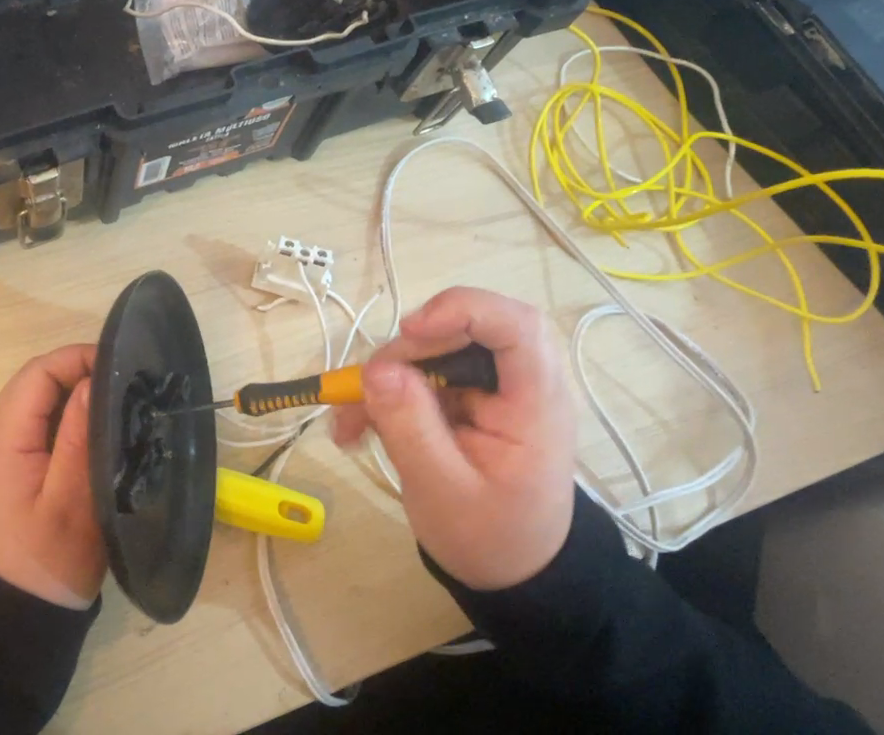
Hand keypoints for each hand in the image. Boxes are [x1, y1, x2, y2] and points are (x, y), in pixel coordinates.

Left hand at [0, 344, 105, 609]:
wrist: (15, 618)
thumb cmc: (46, 562)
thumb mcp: (70, 501)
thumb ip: (77, 437)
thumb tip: (91, 380)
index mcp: (3, 440)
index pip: (37, 374)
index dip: (76, 359)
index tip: (120, 366)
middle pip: (37, 384)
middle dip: (81, 375)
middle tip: (127, 386)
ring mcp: (3, 456)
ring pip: (41, 405)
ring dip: (77, 398)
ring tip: (120, 405)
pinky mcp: (15, 472)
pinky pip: (41, 429)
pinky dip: (70, 422)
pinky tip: (100, 433)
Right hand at [333, 287, 574, 589]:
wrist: (508, 572)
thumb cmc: (490, 538)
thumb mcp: (443, 491)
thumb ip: (411, 428)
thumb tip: (377, 370)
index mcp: (535, 403)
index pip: (516, 326)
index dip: (463, 312)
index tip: (412, 333)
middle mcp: (515, 382)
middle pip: (461, 331)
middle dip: (405, 354)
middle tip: (365, 392)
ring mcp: (485, 388)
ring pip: (429, 350)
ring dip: (382, 378)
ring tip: (348, 423)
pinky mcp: (460, 396)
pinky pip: (415, 375)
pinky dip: (380, 394)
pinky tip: (353, 427)